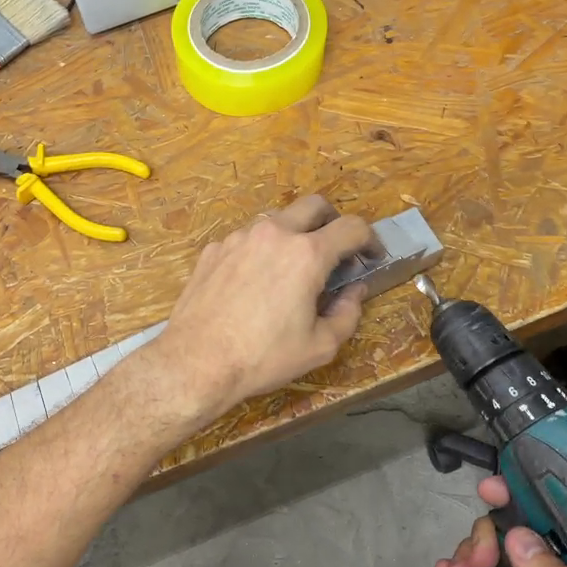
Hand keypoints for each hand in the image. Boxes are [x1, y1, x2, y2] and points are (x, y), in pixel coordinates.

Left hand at [144, 195, 373, 418]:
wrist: (196, 361)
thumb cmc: (263, 357)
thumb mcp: (320, 346)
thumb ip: (347, 313)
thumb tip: (354, 291)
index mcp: (306, 254)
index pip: (351, 228)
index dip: (369, 240)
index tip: (371, 256)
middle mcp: (273, 234)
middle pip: (314, 205)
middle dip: (333, 222)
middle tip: (337, 250)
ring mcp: (239, 238)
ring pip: (276, 219)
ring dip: (294, 233)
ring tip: (294, 268)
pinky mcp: (214, 249)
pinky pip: (246, 239)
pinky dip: (261, 250)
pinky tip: (256, 281)